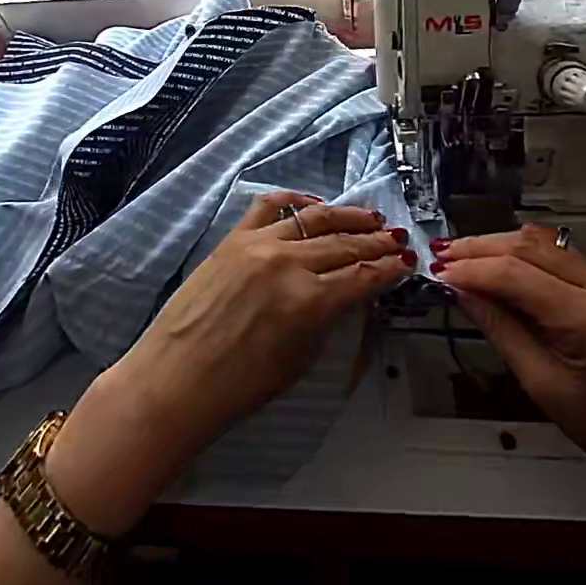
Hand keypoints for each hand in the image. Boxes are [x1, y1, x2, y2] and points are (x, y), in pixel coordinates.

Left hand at [46, 193, 413, 533]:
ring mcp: (258, 245)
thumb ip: (326, 319)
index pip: (363, 276)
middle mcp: (287, 263)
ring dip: (346, 216)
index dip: (390, 269)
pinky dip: (294, 200)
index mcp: (310, 301)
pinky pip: (268, 207)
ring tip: (369, 216)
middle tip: (397, 238)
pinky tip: (312, 202)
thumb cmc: (239, 383)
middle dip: (376, 241)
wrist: (178, 375)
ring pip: (313, 219)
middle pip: (344, 244)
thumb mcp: (299, 359)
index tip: (406, 262)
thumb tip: (346, 294)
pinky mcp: (232, 238)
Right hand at [432, 227, 585, 492]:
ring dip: (497, 246)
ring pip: (542, 243)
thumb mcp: (540, 382)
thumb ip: (499, 328)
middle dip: (479, 248)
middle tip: (440, 256)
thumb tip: (459, 291)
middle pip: (529, 247)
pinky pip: (557, 254)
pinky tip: (493, 261)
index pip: (516, 274)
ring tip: (458, 255)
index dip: (471, 270)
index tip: (437, 274)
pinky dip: (519, 254)